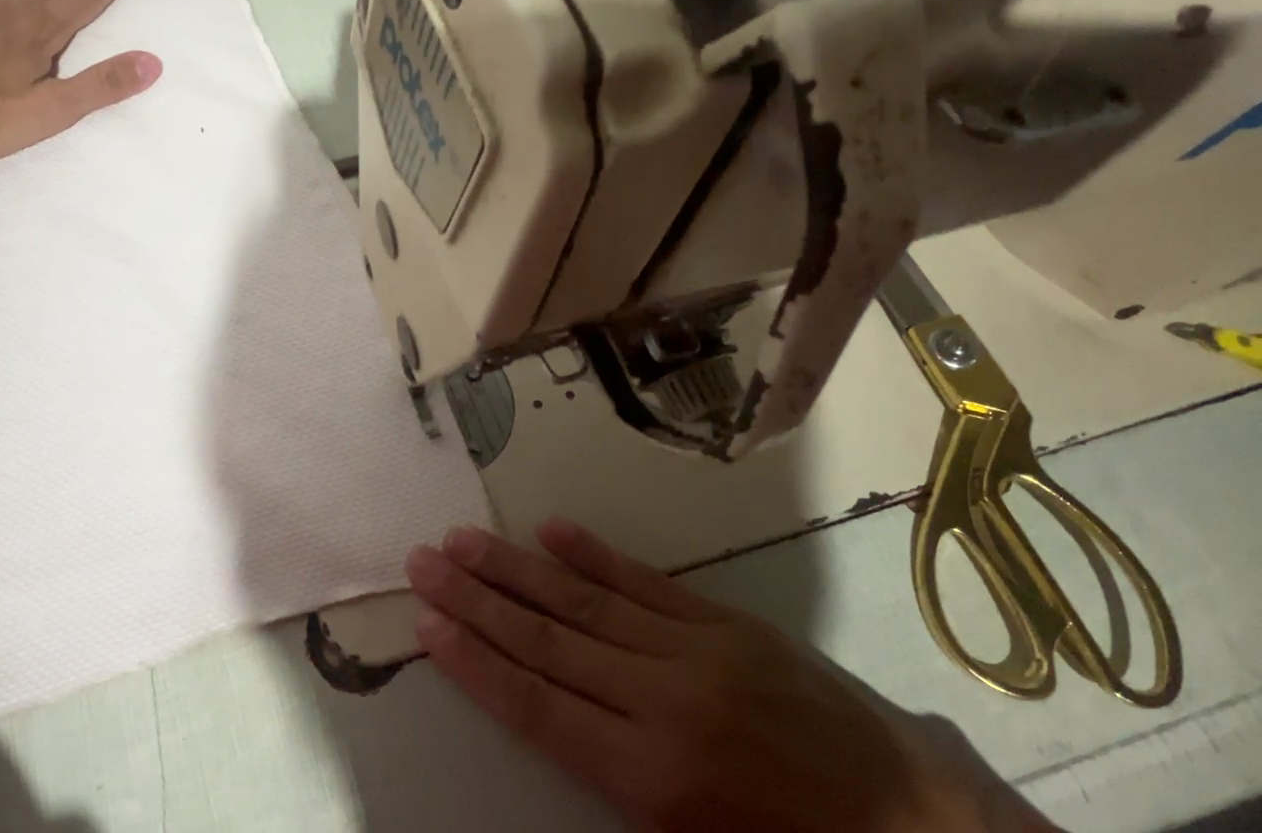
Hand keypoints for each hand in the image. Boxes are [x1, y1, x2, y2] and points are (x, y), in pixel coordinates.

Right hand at [406, 520, 1015, 832]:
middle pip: (547, 640)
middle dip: (476, 599)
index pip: (535, 704)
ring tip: (464, 539)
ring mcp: (695, 651)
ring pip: (585, 601)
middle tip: (424, 560)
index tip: (425, 621)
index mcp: (647, 774)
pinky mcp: (728, 624)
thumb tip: (543, 724)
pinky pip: (647, 583)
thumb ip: (611, 790)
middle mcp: (660, 701)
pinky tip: (553, 531)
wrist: (911, 822)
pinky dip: (595, 557)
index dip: (474, 661)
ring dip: (517, 568)